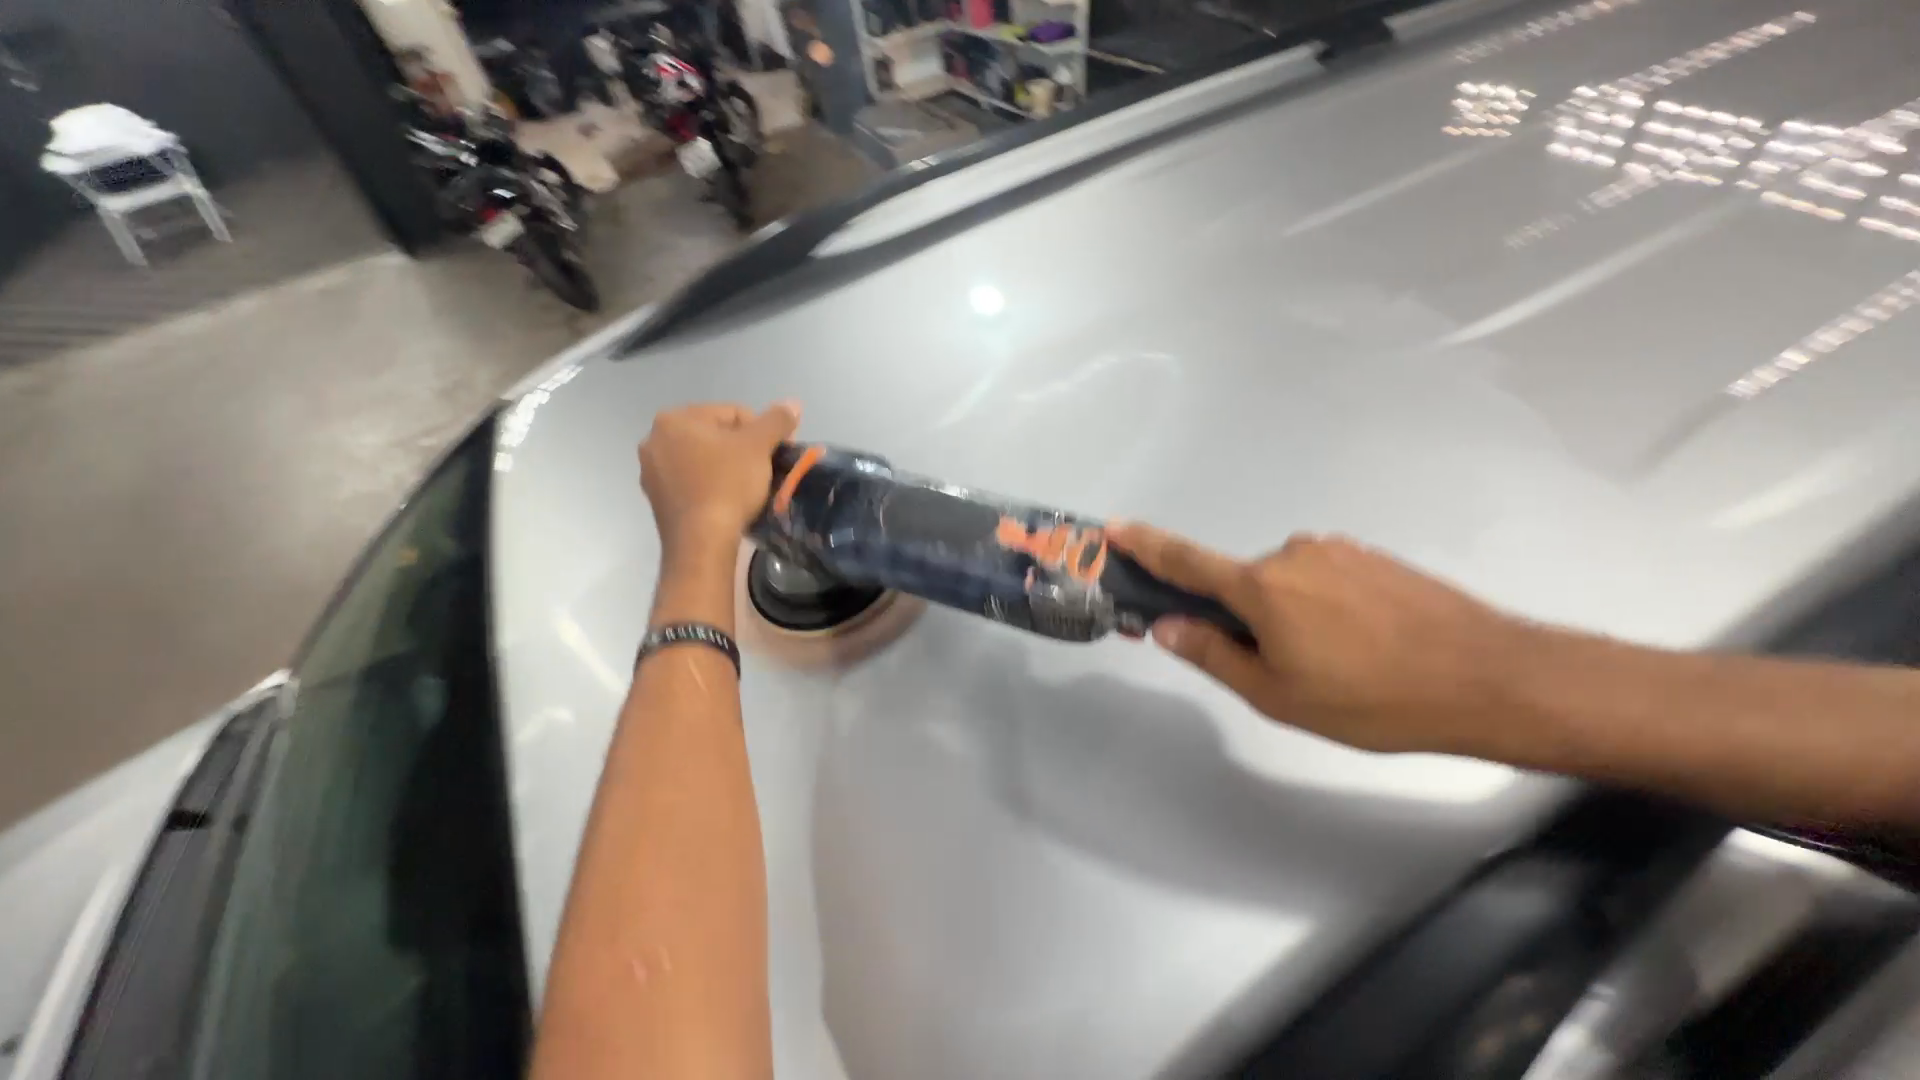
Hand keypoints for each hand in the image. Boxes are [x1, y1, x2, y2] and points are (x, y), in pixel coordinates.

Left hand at [639, 401, 800, 557]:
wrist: (702, 541)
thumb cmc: (728, 484)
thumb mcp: (759, 447)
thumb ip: (776, 420)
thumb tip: (793, 403)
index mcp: (675, 419)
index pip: (731, 413)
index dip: (761, 431)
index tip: (777, 452)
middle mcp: (655, 440)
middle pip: (714, 435)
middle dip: (741, 449)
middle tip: (764, 469)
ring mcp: (651, 472)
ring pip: (701, 460)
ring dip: (726, 467)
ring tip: (748, 487)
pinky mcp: (656, 500)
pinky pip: (691, 483)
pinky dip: (710, 486)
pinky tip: (727, 501)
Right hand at [1106, 524, 1530, 754]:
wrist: (1488, 678)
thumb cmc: (1371, 699)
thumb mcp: (1278, 695)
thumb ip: (1214, 655)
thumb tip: (1167, 626)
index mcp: (1261, 587)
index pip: (1186, 561)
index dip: (1145, 545)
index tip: (1112, 528)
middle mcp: (1294, 554)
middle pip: (1243, 583)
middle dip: (1245, 618)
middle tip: (1282, 670)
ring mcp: (1339, 551)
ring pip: (1288, 584)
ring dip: (1291, 616)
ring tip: (1338, 666)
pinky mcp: (1375, 558)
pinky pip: (1326, 580)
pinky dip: (1327, 610)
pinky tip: (1366, 648)